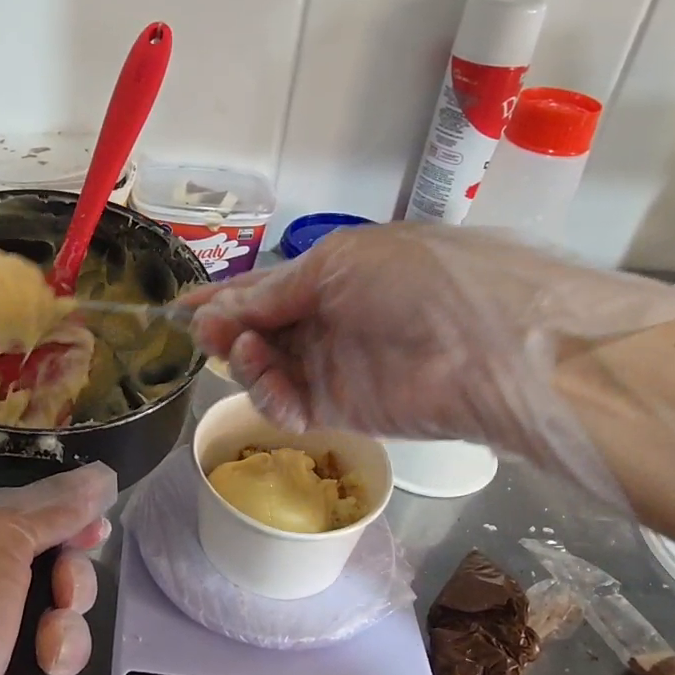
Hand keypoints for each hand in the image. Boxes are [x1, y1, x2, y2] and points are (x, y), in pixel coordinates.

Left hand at [0, 463, 112, 674]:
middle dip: (69, 591)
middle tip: (62, 602)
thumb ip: (54, 506)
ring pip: (46, 633)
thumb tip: (101, 474)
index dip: (66, 522)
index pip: (24, 514)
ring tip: (49, 665)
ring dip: (63, 647)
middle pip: (44, 574)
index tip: (97, 534)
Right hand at [179, 224, 674, 498]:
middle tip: (204, 330)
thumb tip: (223, 310)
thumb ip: (276, 292)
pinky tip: (268, 379)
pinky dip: (269, 394)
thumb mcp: (338, 265)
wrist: (491, 347)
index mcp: (336, 273)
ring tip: (239, 347)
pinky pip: (288, 404)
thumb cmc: (415, 282)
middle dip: (227, 326)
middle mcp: (332, 318)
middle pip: (261, 328)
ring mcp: (336, 365)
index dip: (225, 296)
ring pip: (267, 367)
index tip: (184, 306)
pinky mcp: (342, 409)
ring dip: (244, 356)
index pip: (268, 286)